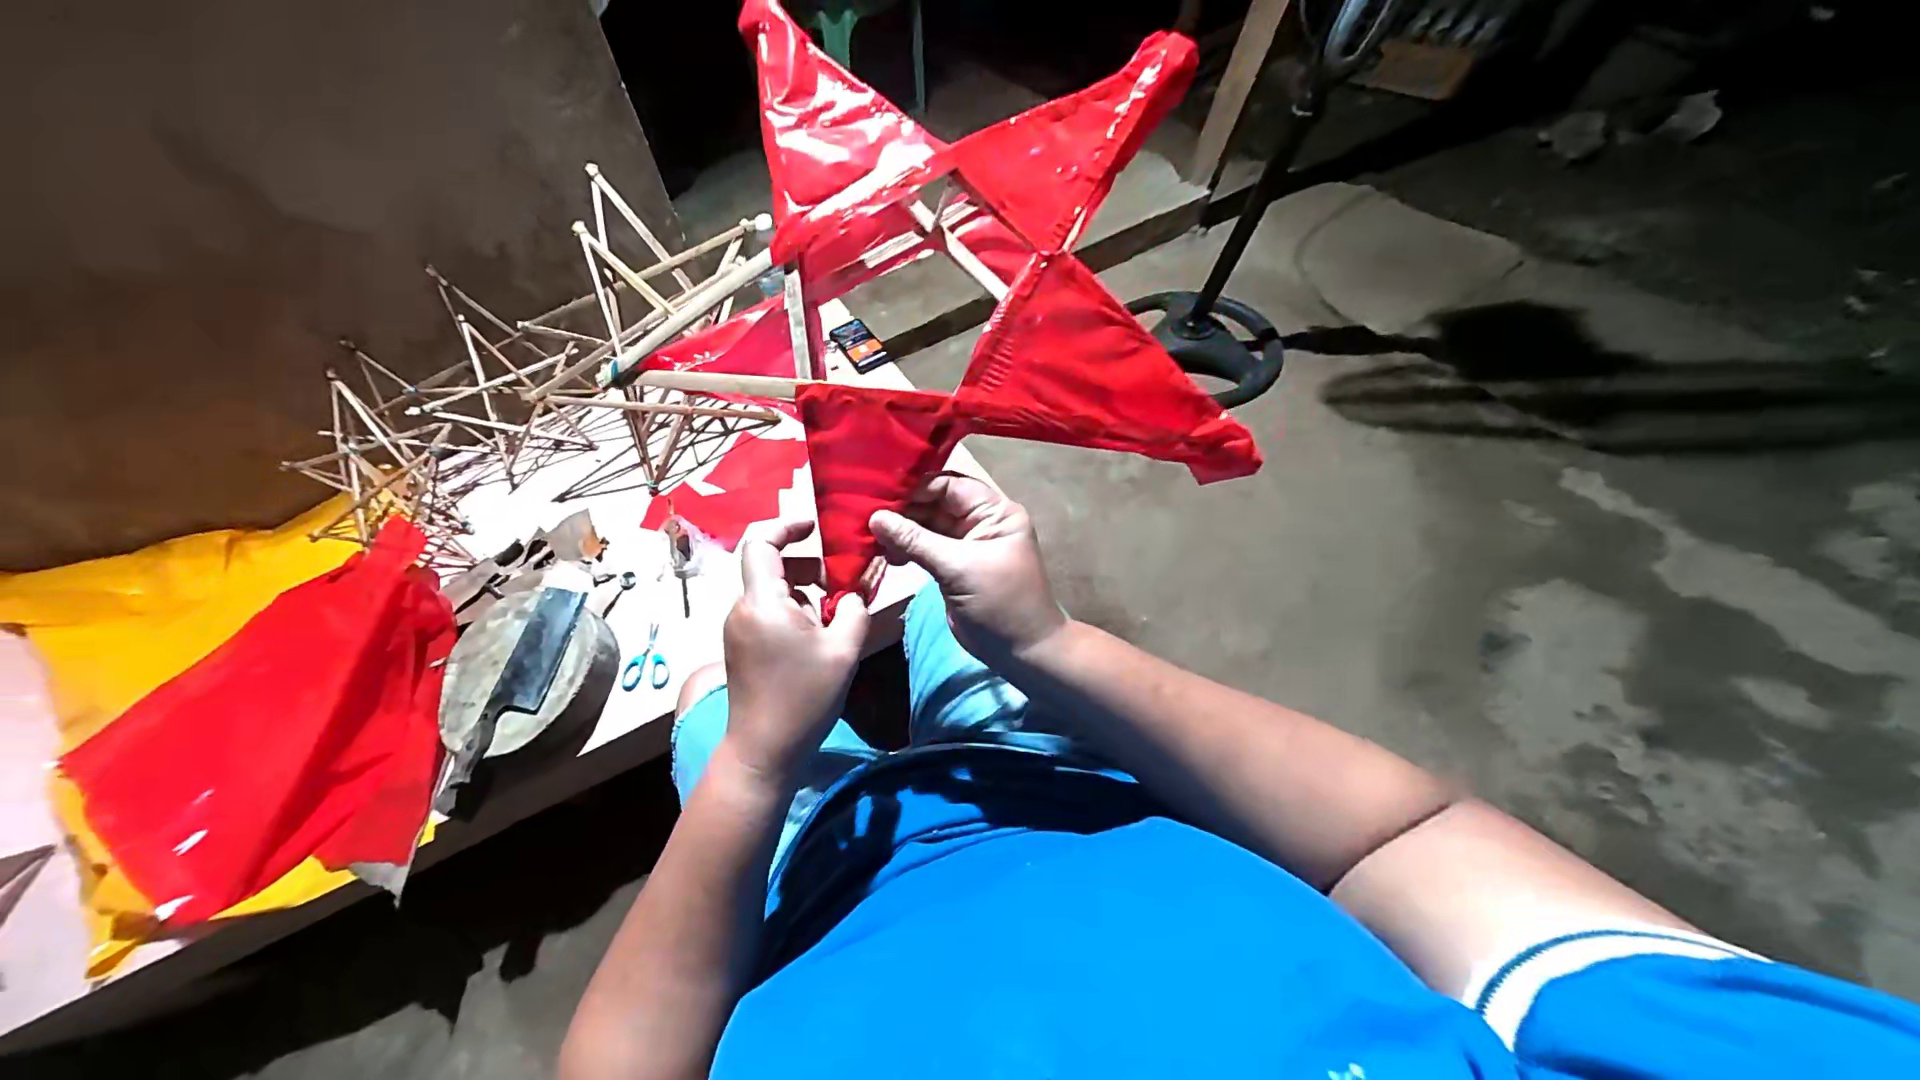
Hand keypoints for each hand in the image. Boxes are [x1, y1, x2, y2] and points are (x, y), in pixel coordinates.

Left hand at [721, 520, 869, 783]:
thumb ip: (855, 610)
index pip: (761, 542)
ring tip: (832, 619)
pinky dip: (792, 612)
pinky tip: (815, 640)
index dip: (787, 525)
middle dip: (807, 566)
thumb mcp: (843, 650)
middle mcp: (742, 608)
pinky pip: (766, 612)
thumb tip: (854, 594)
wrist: (763, 750)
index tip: (815, 526)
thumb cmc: (804, 698)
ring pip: (771, 591)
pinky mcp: (740, 646)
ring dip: (803, 592)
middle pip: (770, 566)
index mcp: (762, 601)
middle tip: (839, 585)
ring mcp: (737, 628)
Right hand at [869, 473, 1066, 665]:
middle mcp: (980, 522)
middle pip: (935, 504)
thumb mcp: (959, 568)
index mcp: (995, 512)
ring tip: (870, 536)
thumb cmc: (1000, 603)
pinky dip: (905, 549)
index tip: (878, 493)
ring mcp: (966, 544)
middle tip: (864, 514)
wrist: (1022, 651)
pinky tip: (884, 552)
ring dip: (900, 531)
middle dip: (903, 509)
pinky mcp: (953, 566)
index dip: (915, 487)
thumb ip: (916, 541)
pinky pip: (925, 548)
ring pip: (927, 526)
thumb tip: (875, 518)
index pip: (950, 485)